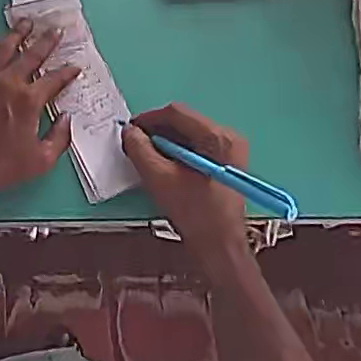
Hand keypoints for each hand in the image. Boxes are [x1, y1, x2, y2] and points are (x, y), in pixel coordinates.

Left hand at [0, 19, 80, 208]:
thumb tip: (66, 120)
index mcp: (28, 101)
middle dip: (47, 41)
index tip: (74, 68)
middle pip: (32, 54)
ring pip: (4, 47)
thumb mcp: (40, 161)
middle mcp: (8, 83)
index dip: (67, 72)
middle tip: (55, 31)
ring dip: (18, 34)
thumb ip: (59, 138)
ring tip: (26, 24)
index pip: (55, 79)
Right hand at [121, 104, 251, 255]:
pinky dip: (177, 150)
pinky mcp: (226, 161)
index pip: (177, 113)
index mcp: (218, 137)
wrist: (220, 246)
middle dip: (157, 130)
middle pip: (184, 121)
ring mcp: (230, 149)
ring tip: (147, 156)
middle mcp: (228, 137)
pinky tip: (164, 164)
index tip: (130, 131)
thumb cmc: (194, 213)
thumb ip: (140, 149)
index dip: (149, 119)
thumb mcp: (160, 179)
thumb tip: (130, 131)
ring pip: (189, 133)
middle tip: (136, 144)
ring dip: (165, 141)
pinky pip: (196, 145)